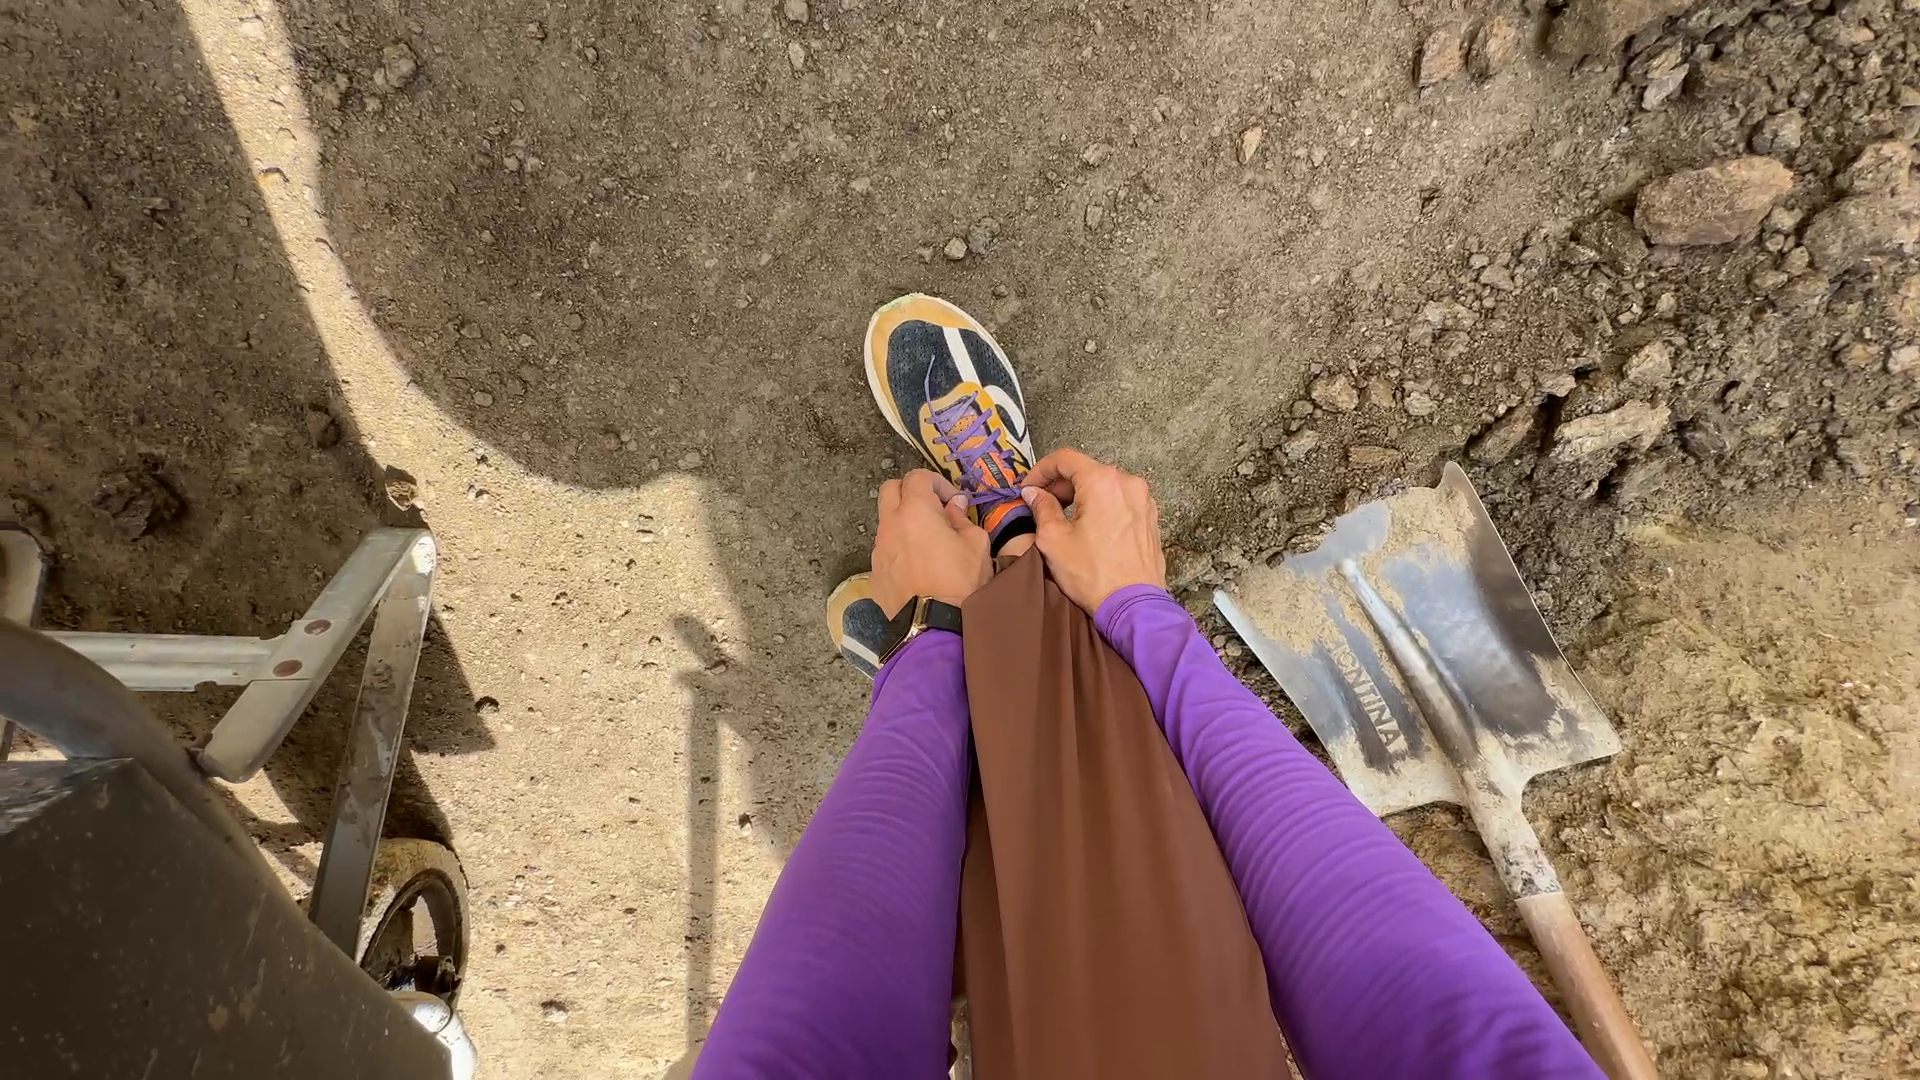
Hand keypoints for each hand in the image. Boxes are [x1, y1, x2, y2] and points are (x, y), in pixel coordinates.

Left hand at [871, 470, 993, 617]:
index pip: (917, 477)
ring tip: (928, 541)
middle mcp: (890, 525)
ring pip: (886, 521)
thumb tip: (954, 506)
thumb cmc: (960, 582)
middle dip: (911, 491)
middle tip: (934, 509)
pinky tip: (918, 566)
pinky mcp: (875, 572)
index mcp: (915, 511)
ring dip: (904, 521)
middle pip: (890, 489)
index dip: (937, 482)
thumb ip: (963, 518)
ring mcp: (879, 549)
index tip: (953, 501)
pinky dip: (899, 547)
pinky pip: (885, 549)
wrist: (933, 626)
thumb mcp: (976, 545)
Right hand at [1019, 448, 1166, 614]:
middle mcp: (1128, 482)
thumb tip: (1033, 493)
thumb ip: (1042, 508)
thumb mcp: (1054, 540)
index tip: (1028, 488)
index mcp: (1102, 482)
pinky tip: (1088, 526)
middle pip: (1086, 470)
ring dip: (1080, 495)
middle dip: (1060, 485)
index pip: (1065, 458)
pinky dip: (1100, 505)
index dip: (1040, 470)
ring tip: (1063, 517)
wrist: (1133, 605)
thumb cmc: (1091, 573)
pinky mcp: (1150, 517)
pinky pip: (1119, 500)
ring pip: (1104, 485)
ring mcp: (1143, 499)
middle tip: (1041, 504)